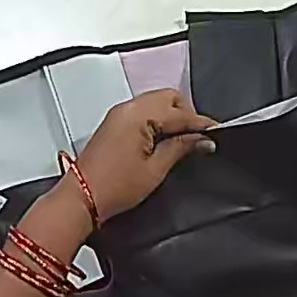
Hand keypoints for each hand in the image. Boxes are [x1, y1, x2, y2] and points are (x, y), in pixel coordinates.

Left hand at [74, 89, 218, 221]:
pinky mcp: (114, 123)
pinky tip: (164, 140)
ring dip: (171, 116)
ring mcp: (119, 114)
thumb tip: (202, 140)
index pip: (179, 112)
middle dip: (186, 114)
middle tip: (198, 138)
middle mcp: (127, 108)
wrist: (81, 198)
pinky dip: (157, 120)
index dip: (201, 123)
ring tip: (182, 141)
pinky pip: (142, 111)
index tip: (215, 133)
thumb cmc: (112, 187)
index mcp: (138, 115)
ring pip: (155, 102)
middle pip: (168, 98)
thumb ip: (180, 148)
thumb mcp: (155, 169)